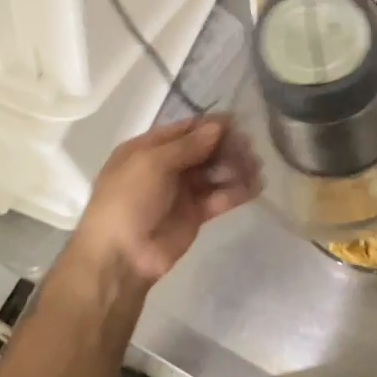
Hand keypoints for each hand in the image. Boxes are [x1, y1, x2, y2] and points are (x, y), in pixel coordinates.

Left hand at [63, 115, 255, 291]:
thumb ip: (187, 145)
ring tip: (255, 166)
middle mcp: (165, 167)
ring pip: (213, 173)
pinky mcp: (195, 215)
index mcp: (147, 149)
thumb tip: (217, 127)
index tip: (238, 121)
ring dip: (235, 167)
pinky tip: (256, 186)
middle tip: (248, 147)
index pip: (184, 130)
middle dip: (226, 146)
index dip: (209, 125)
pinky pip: (219, 198)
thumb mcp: (152, 163)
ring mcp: (180, 192)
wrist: (121, 255)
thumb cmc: (128, 200)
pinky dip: (237, 191)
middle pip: (202, 151)